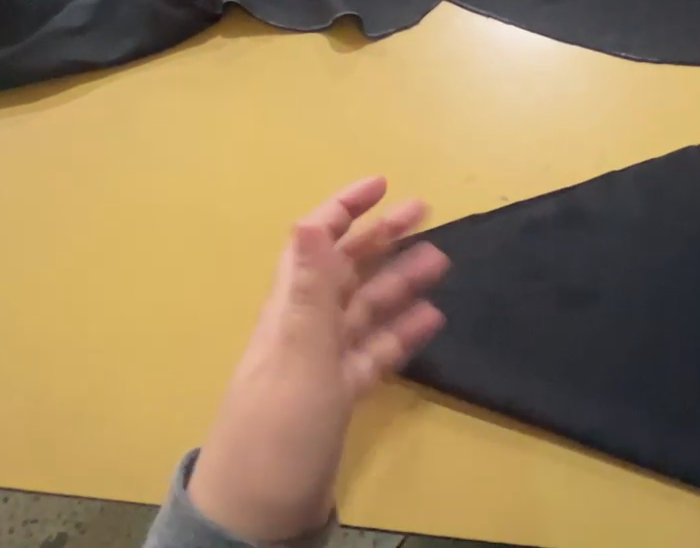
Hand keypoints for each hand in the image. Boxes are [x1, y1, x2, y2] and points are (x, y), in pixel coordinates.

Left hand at [187, 177, 449, 540]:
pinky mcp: (340, 393)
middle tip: (425, 209)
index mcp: (292, 307)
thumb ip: (309, 290)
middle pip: (348, 267)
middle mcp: (307, 324)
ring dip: (401, 280)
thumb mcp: (299, 356)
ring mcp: (324, 360)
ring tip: (441, 260)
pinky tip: (430, 318)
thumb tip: (306, 221)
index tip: (382, 184)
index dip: (346, 207)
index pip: (317, 241)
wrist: (259, 514)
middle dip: (383, 234)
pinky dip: (402, 331)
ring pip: (368, 306)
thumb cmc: (279, 427)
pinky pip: (376, 349)